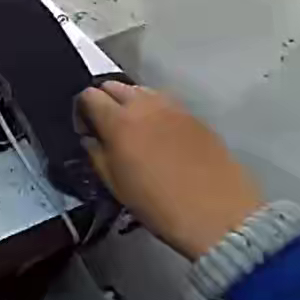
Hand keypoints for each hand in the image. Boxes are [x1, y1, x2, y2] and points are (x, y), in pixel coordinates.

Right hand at [77, 82, 263, 258]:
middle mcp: (144, 104)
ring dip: (129, 102)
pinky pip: (163, 102)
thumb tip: (89, 138)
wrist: (218, 214)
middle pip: (113, 85)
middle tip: (106, 128)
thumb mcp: (116, 185)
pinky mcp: (193, 115)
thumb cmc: (159, 205)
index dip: (81, 111)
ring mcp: (172, 106)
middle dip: (103, 100)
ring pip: (140, 90)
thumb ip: (96, 154)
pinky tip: (158, 135)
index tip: (85, 130)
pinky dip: (153, 110)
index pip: (88, 95)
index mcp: (118, 121)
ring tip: (133, 129)